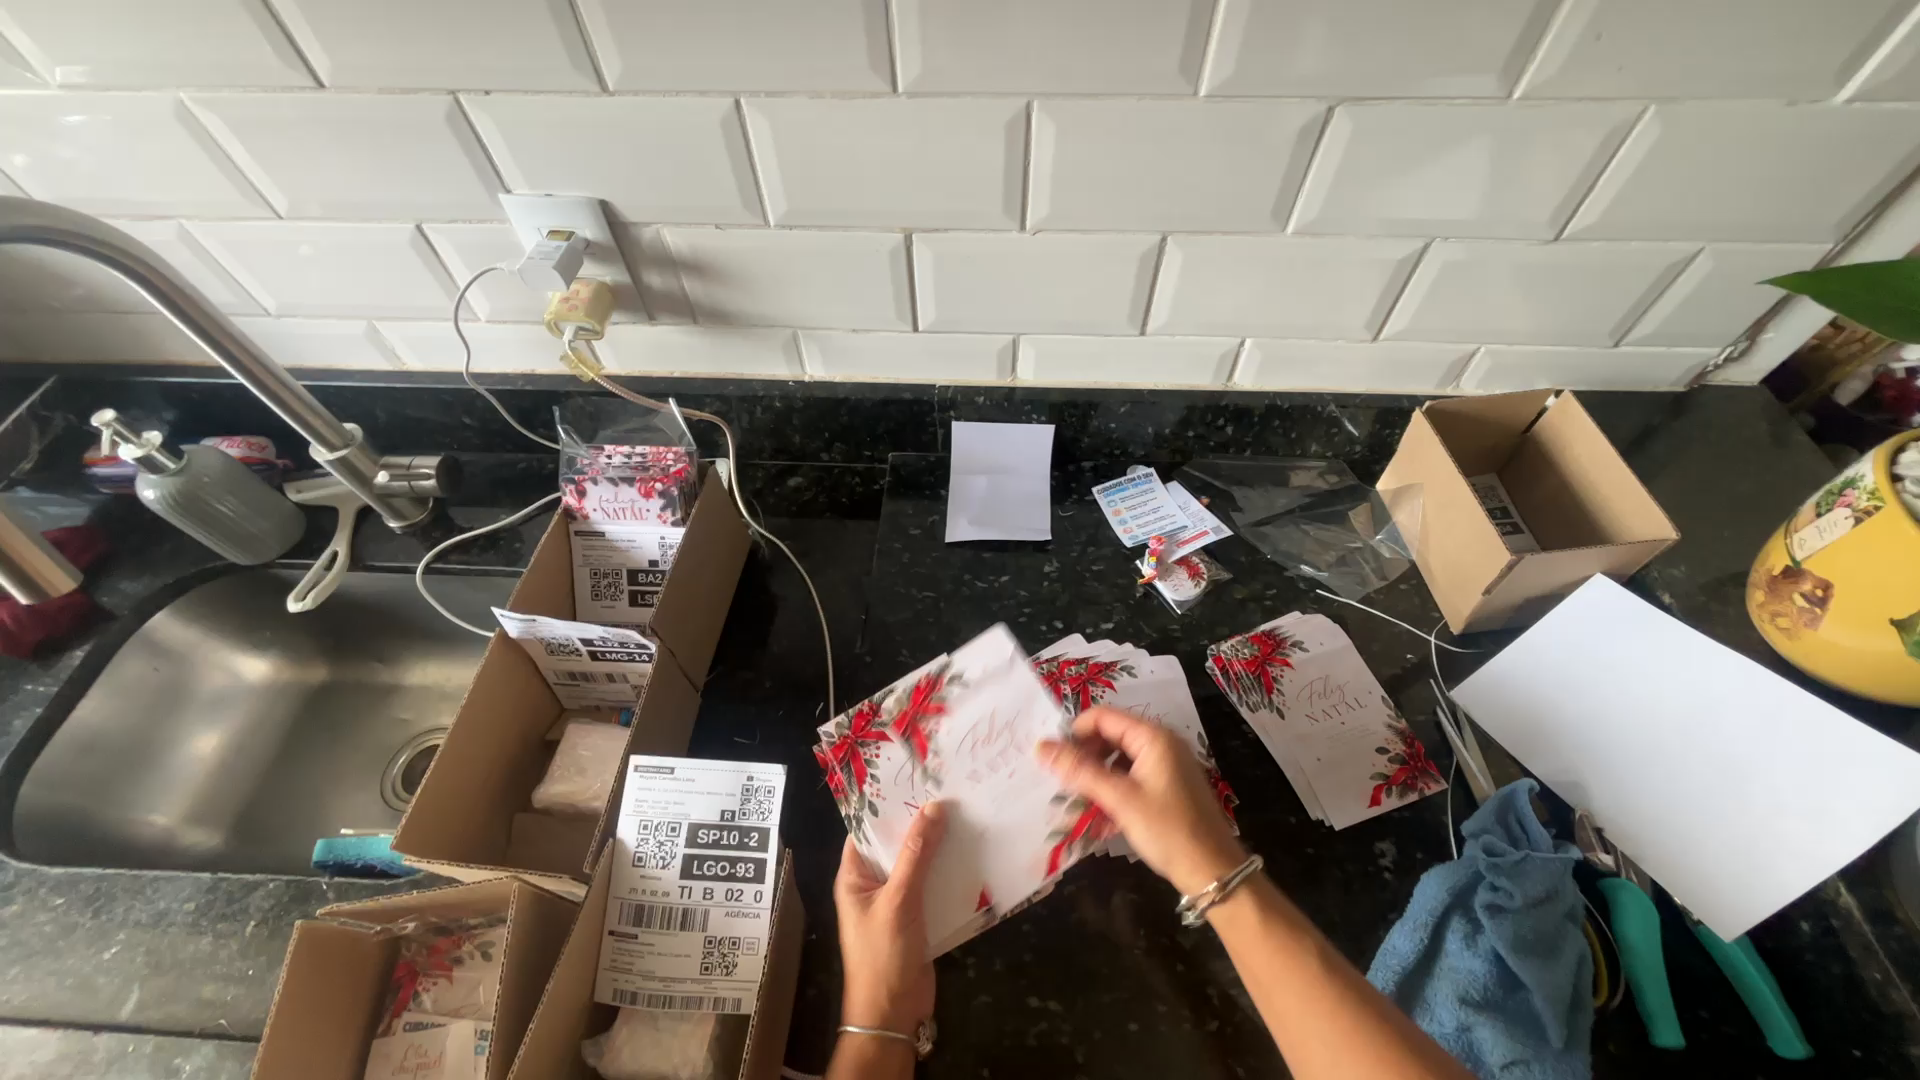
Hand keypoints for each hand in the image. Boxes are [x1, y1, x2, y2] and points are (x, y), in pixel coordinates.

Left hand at [833, 802, 945, 1034]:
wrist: (893, 1014)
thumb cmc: (883, 955)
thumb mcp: (899, 900)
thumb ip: (917, 854)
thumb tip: (934, 807)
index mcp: (854, 876)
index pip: (867, 829)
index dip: (888, 805)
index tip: (915, 780)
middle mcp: (872, 883)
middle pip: (896, 844)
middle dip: (920, 823)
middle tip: (950, 791)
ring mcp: (896, 901)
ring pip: (918, 863)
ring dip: (938, 846)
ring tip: (966, 815)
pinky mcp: (917, 917)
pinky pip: (932, 885)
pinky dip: (948, 871)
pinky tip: (971, 854)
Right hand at [1038, 706, 1246, 897]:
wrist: (1215, 872)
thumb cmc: (1168, 831)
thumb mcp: (1120, 799)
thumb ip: (1079, 771)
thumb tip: (1041, 747)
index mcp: (1153, 737)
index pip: (1102, 717)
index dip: (1074, 733)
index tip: (1054, 760)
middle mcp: (1161, 743)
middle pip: (1110, 736)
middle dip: (1085, 758)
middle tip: (1065, 785)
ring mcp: (1166, 765)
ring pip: (1118, 760)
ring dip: (1097, 778)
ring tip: (1080, 805)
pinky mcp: (1167, 786)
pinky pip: (1131, 777)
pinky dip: (1114, 791)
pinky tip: (1102, 819)